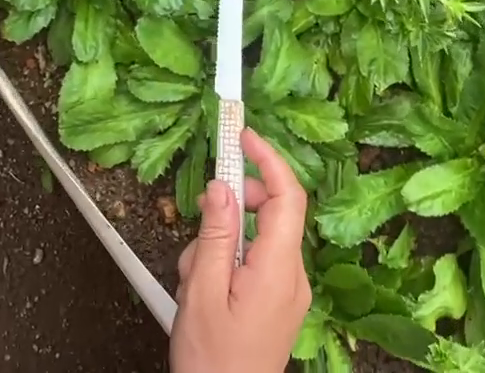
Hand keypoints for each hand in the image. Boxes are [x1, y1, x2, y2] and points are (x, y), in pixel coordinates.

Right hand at [171, 128, 311, 372]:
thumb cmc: (212, 360)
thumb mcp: (203, 291)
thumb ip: (215, 233)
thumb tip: (223, 185)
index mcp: (279, 269)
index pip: (287, 196)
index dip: (268, 158)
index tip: (242, 134)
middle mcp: (292, 275)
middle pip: (269, 213)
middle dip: (231, 209)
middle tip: (199, 231)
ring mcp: (287, 290)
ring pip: (254, 238)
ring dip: (220, 243)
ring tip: (193, 281)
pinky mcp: (276, 301)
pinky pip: (253, 261)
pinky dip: (225, 261)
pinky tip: (201, 290)